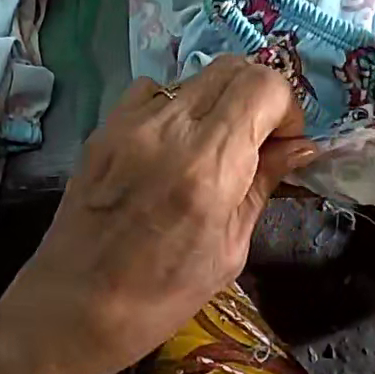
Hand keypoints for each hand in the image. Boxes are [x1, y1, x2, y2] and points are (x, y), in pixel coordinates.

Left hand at [0, 57, 312, 373]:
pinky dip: (176, 107)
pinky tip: (170, 147)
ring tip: (211, 147)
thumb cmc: (162, 295)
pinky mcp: (104, 127)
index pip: (263, 86)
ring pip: (194, 77)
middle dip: (258, 96)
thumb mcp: (229, 248)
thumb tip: (300, 147)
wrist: (74, 305)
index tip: (283, 143)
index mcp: (208, 165)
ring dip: (217, 101)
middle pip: (232, 67)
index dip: (286, 108)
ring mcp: (129, 122)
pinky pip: (153, 93)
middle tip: (257, 140)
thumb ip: (263, 184)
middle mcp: (168, 129)